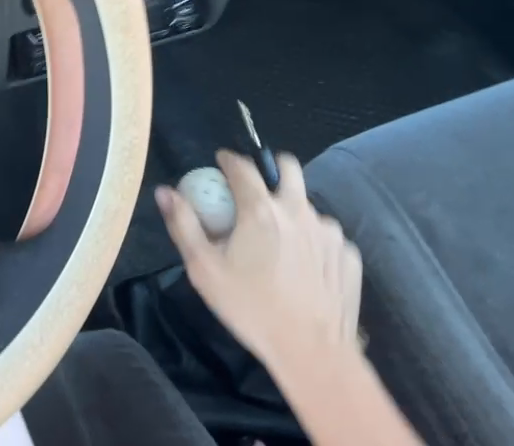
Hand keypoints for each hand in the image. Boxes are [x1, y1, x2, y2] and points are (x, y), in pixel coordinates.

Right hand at [156, 150, 362, 373]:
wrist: (314, 354)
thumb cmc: (251, 308)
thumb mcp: (204, 269)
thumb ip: (183, 224)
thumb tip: (165, 191)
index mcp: (260, 210)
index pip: (243, 166)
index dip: (229, 160)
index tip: (221, 164)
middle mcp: (298, 211)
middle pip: (288, 169)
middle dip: (272, 170)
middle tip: (256, 193)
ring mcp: (329, 233)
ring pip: (308, 208)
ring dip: (292, 214)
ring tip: (280, 245)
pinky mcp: (349, 256)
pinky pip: (327, 238)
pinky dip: (313, 243)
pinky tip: (304, 270)